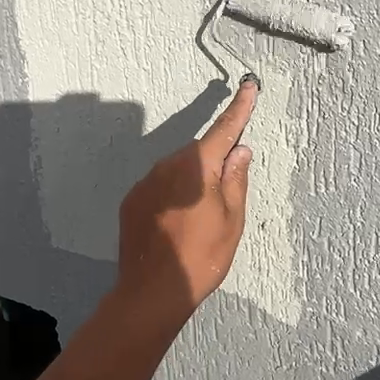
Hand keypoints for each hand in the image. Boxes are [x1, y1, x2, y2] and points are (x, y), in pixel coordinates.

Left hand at [110, 78, 257, 327]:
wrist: (151, 293)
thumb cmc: (201, 256)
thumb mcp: (232, 220)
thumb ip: (236, 179)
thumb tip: (240, 150)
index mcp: (197, 165)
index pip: (224, 129)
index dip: (239, 107)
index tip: (248, 86)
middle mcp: (168, 164)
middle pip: (199, 152)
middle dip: (214, 163)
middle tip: (224, 199)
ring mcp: (146, 182)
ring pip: (178, 169)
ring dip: (191, 182)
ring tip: (198, 220)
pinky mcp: (131, 200)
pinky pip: (159, 186)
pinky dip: (172, 195)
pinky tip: (176, 225)